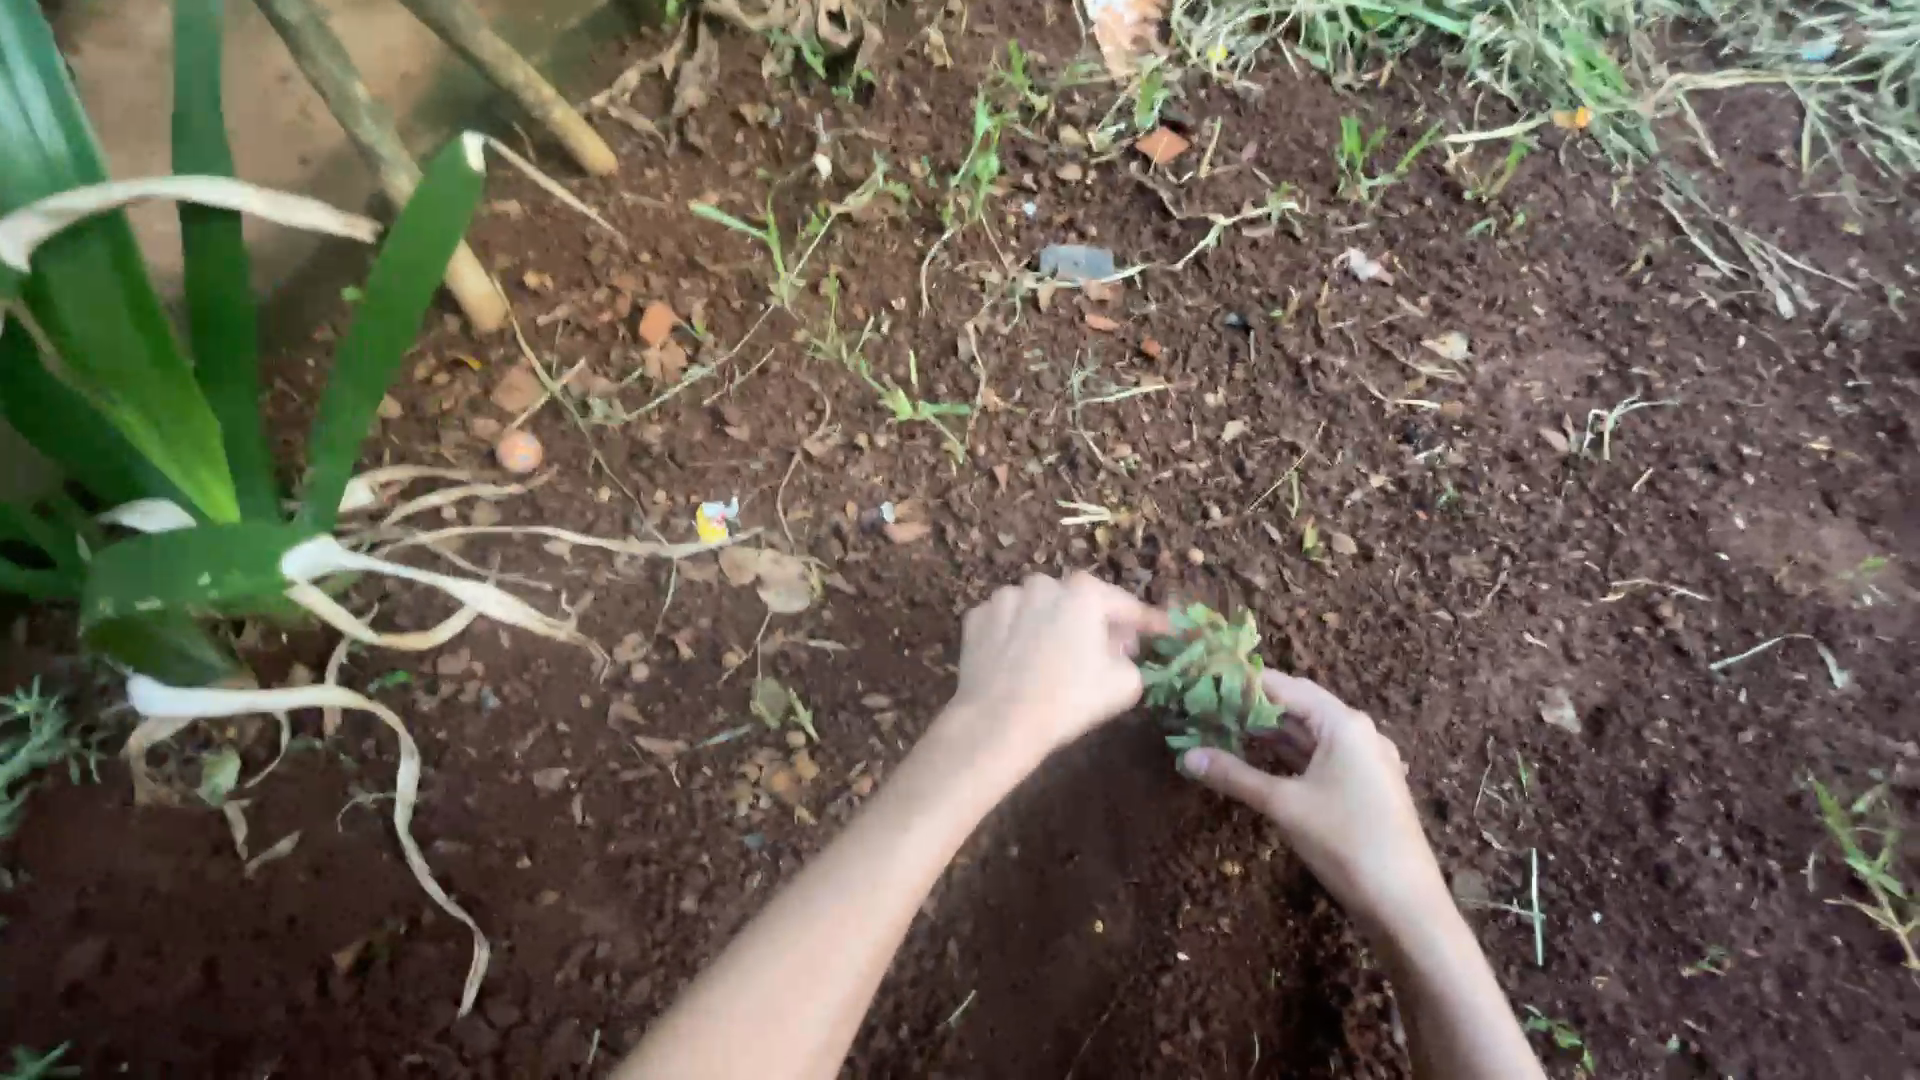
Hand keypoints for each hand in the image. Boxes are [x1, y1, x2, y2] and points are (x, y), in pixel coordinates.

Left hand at [942, 572, 1168, 772]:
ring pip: (1037, 608)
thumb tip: (1118, 651)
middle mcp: (1043, 584)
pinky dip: (1014, 635)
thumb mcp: (1123, 685)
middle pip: (1077, 601)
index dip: (1146, 621)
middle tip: (1102, 651)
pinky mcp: (975, 618)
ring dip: (1049, 624)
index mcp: (1084, 594)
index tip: (1162, 629)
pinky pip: (1006, 623)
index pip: (1125, 605)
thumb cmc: (1068, 700)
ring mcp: (1004, 598)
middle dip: (1093, 621)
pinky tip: (1017, 661)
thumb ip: (1130, 659)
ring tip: (1052, 658)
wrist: (998, 721)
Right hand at [1178, 672, 1450, 939]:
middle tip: (1207, 705)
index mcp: (1343, 724)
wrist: (1406, 907)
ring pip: (1307, 733)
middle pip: (1297, 706)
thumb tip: (1185, 756)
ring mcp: (1364, 760)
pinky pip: (1319, 756)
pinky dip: (1287, 754)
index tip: (1204, 682)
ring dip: (1268, 731)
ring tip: (1222, 727)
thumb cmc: (1345, 842)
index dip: (1243, 683)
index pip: (1285, 687)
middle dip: (1252, 706)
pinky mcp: (1363, 785)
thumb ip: (1233, 775)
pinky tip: (1257, 757)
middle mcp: (1357, 733)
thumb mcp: (1283, 804)